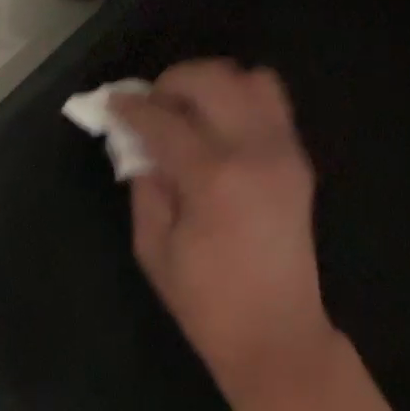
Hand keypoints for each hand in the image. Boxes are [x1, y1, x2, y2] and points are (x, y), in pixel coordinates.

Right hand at [112, 60, 339, 399]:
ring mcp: (285, 152)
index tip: (110, 104)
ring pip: (253, 81)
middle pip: (214, 80)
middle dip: (173, 81)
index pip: (164, 120)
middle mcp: (255, 151)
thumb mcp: (153, 249)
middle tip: (148, 103)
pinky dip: (238, 103)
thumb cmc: (203, 300)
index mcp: (212, 178)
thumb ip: (145, 188)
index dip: (131, 108)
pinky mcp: (299, 162)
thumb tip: (138, 149)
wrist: (273, 330)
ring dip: (213, 85)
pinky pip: (271, 107)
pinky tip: (214, 131)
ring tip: (185, 111)